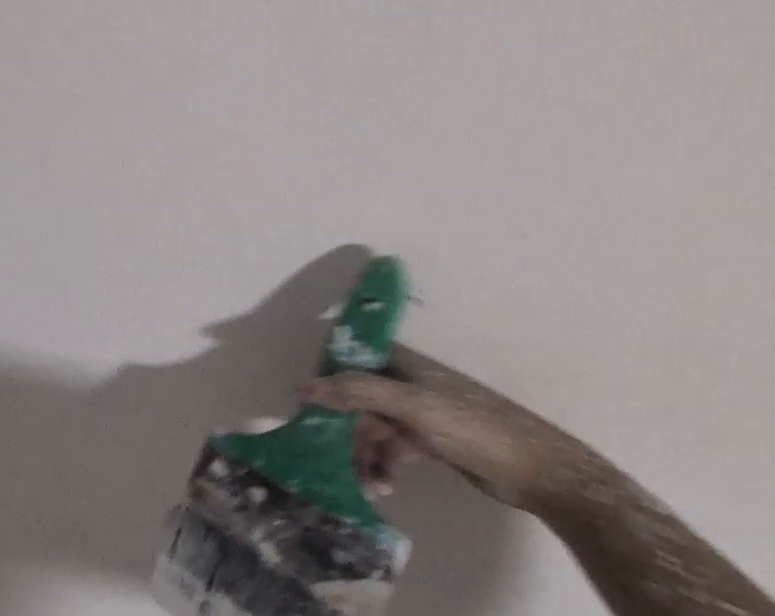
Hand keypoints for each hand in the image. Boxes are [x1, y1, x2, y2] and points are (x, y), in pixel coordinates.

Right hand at [299, 344, 594, 513]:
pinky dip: (384, 465)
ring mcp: (419, 413)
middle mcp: (407, 383)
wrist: (544, 475)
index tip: (305, 401)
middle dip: (346, 430)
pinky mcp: (430, 440)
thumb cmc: (475, 428)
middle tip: (334, 456)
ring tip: (370, 485)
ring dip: (366, 455)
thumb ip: (355, 392)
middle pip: (357, 399)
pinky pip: (392, 448)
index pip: (348, 358)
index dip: (325, 376)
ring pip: (373, 427)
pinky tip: (385, 485)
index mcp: (402, 363)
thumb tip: (299, 388)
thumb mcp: (411, 406)